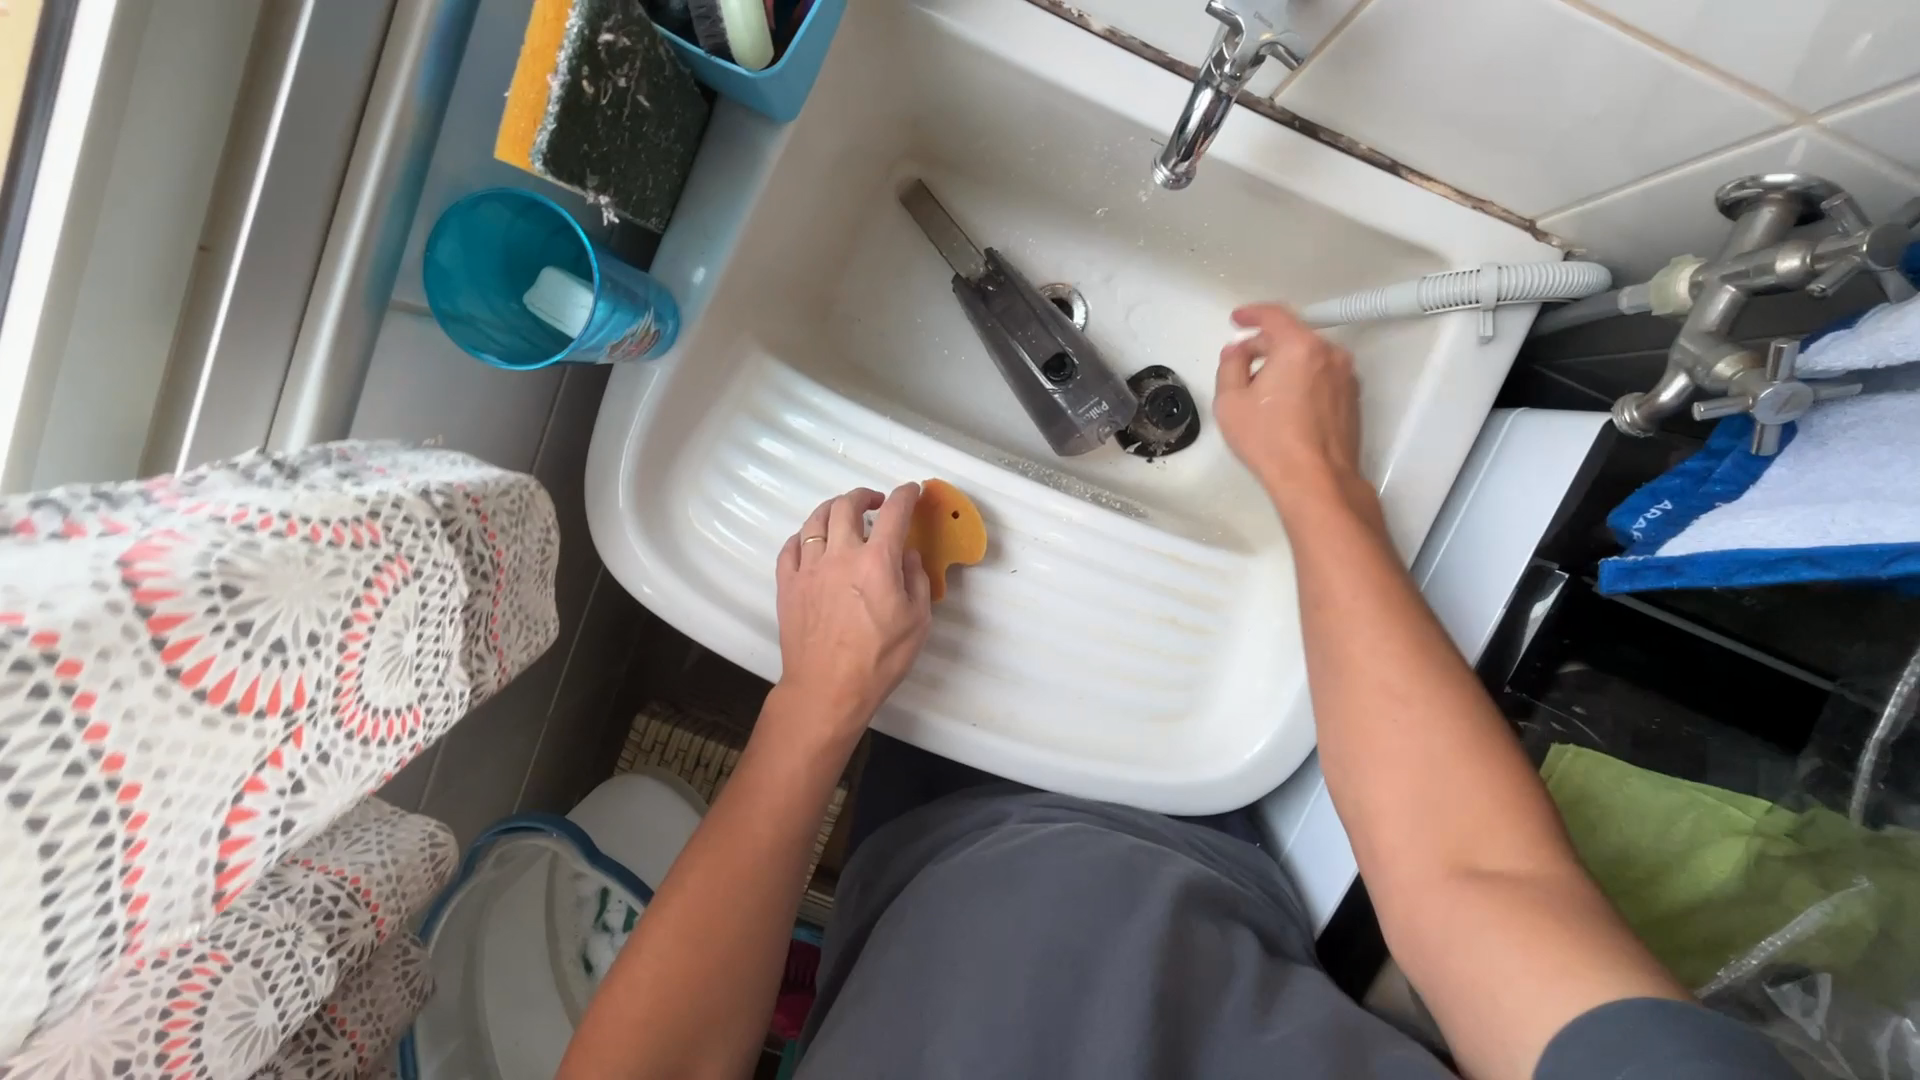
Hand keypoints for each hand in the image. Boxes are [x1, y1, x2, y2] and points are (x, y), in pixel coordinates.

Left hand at [772, 484, 932, 738]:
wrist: (827, 689)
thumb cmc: (879, 660)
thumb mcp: (917, 622)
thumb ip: (916, 580)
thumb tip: (908, 555)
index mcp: (877, 562)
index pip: (894, 513)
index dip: (905, 495)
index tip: (911, 491)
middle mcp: (840, 555)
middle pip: (847, 506)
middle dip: (864, 495)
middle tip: (875, 502)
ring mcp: (809, 568)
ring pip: (815, 520)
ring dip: (832, 508)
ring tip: (842, 513)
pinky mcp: (787, 584)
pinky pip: (791, 547)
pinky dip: (803, 536)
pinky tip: (811, 541)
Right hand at [1214, 304, 1373, 520]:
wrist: (1315, 479)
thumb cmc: (1269, 440)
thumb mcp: (1230, 402)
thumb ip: (1230, 366)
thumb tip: (1237, 352)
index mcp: (1299, 347)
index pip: (1274, 315)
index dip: (1252, 314)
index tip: (1237, 319)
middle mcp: (1330, 354)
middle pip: (1293, 336)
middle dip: (1265, 345)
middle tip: (1241, 362)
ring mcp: (1346, 377)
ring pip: (1309, 357)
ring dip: (1284, 364)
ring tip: (1261, 389)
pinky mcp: (1352, 399)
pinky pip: (1321, 376)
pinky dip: (1301, 380)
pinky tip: (1284, 404)